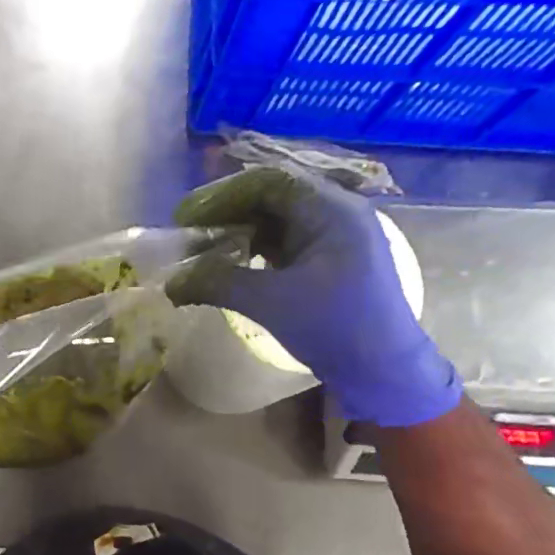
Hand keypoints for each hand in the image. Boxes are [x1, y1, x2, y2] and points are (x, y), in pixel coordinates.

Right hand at [174, 167, 460, 426]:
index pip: (268, 182)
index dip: (222, 196)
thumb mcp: (271, 303)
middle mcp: (338, 214)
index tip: (186, 217)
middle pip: (274, 198)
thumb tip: (170, 283)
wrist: (384, 371)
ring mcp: (338, 239)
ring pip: (280, 222)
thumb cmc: (335, 328)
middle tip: (191, 234)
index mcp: (332, 210)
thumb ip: (218, 284)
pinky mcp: (334, 263)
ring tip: (207, 252)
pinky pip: (289, 244)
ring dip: (242, 233)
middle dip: (228, 214)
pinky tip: (236, 266)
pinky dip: (259, 251)